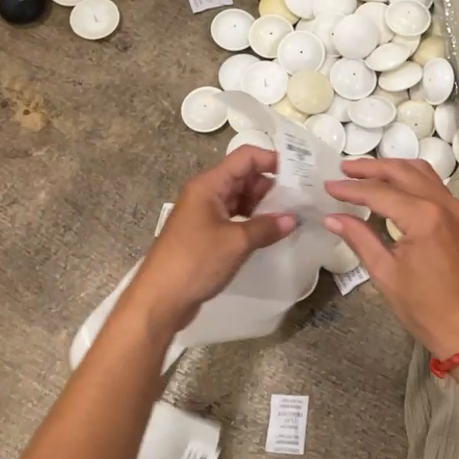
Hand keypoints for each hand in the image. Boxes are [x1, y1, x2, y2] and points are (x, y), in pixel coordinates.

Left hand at [123, 147, 296, 335]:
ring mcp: (204, 215)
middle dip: (271, 186)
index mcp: (209, 185)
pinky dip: (252, 222)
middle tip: (299, 200)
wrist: (159, 300)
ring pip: (240, 198)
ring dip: (263, 206)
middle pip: (243, 176)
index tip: (298, 173)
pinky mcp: (205, 235)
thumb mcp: (236, 242)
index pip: (245, 157)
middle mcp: (206, 194)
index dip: (271, 160)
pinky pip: (234, 218)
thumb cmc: (194, 262)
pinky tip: (270, 234)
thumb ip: (266, 227)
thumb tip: (293, 219)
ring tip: (290, 217)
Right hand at [324, 158, 458, 356]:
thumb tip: (333, 218)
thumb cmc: (425, 308)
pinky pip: (433, 184)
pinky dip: (411, 178)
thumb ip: (359, 239)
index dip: (351, 188)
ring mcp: (455, 207)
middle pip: (401, 172)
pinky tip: (393, 185)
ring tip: (365, 172)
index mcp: (423, 217)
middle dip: (371, 168)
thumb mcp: (386, 273)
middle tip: (343, 168)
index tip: (328, 185)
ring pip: (421, 172)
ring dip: (392, 168)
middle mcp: (442, 203)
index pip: (379, 193)